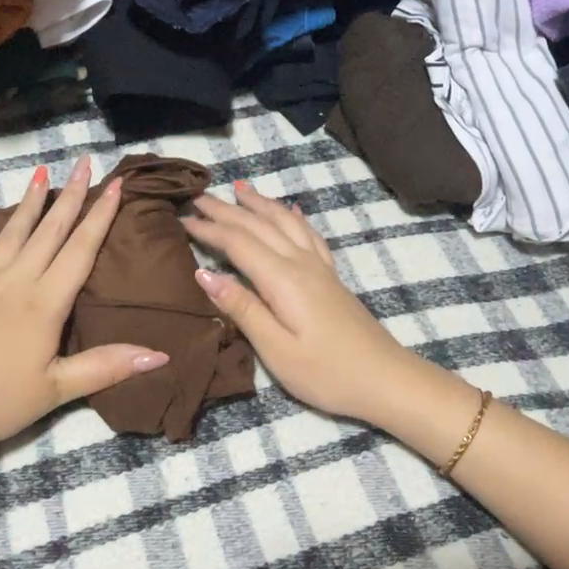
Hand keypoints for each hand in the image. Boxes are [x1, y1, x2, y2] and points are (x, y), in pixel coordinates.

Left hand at [0, 156, 169, 496]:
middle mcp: (16, 282)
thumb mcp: (57, 390)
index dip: (100, 216)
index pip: (80, 250)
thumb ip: (107, 367)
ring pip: (12, 233)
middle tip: (84, 163)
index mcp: (45, 303)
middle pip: (49, 231)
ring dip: (29, 203)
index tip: (115, 184)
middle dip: (70, 196)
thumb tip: (161, 353)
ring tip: (42, 173)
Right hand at [181, 181, 422, 425]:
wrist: (385, 379)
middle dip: (227, 210)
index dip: (209, 229)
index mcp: (282, 279)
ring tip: (240, 189)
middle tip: (198, 197)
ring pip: (285, 222)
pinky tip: (290, 211)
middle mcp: (300, 263)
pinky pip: (309, 235)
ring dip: (260, 204)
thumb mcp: (276, 349)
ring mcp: (319, 267)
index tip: (182, 219)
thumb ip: (242, 308)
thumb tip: (205, 274)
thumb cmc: (326, 372)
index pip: (237, 243)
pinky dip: (294, 218)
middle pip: (259, 226)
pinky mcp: (331, 277)